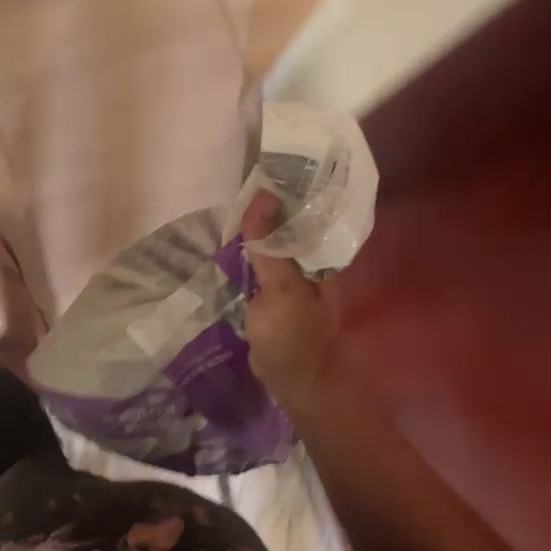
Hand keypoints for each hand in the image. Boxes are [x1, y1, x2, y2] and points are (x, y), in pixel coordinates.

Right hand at [240, 190, 341, 412]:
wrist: (293, 383)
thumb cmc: (292, 337)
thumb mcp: (280, 289)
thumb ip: (270, 246)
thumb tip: (263, 198)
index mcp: (319, 258)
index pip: (306, 212)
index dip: (289, 190)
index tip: (265, 167)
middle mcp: (309, 264)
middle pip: (288, 226)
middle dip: (268, 207)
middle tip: (240, 183)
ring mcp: (291, 281)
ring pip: (273, 246)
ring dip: (255, 230)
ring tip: (231, 206)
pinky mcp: (273, 297)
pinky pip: (260, 267)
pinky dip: (247, 254)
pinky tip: (230, 245)